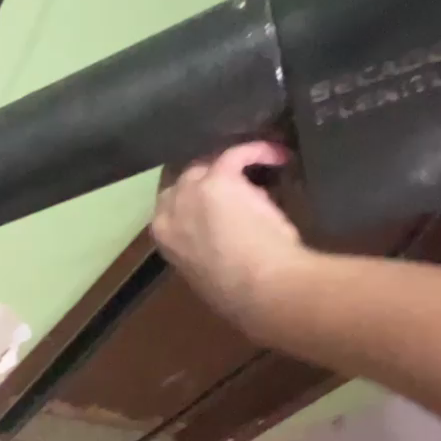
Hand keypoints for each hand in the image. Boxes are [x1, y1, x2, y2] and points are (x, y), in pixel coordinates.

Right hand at [151, 141, 310, 329]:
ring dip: (228, 166)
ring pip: (205, 167)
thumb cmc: (234, 289)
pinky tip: (277, 155)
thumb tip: (220, 234)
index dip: (192, 202)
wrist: (254, 285)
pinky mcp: (216, 181)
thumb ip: (202, 246)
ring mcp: (189, 195)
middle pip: (182, 183)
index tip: (214, 202)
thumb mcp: (205, 268)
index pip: (169, 209)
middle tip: (234, 180)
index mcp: (163, 239)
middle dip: (205, 180)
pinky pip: (234, 154)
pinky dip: (257, 151)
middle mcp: (167, 214)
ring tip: (256, 168)